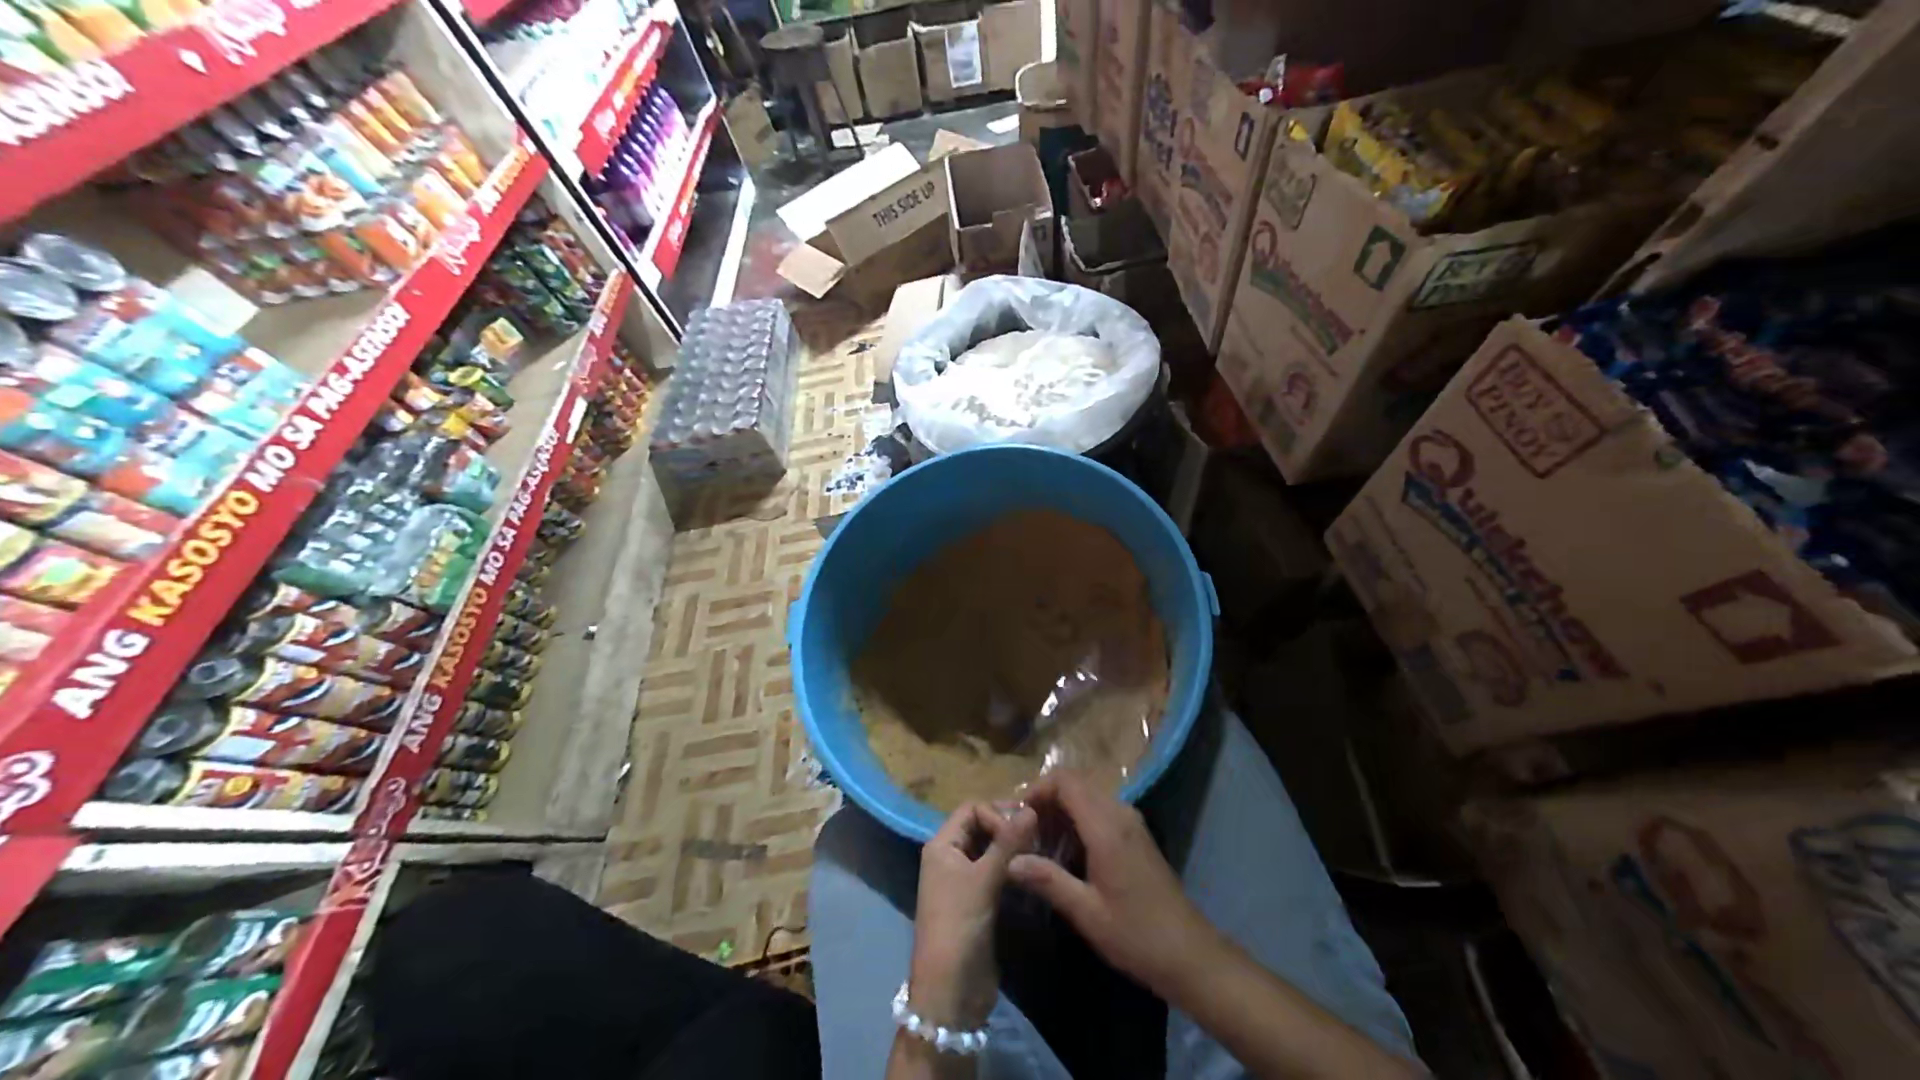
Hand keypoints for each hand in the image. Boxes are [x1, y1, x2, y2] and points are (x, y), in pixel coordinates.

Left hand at [908, 802, 1037, 1028]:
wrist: (950, 990)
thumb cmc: (959, 925)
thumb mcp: (983, 880)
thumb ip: (1007, 843)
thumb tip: (1032, 809)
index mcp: (942, 845)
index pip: (972, 809)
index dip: (997, 813)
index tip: (1023, 831)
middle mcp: (951, 857)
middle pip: (981, 827)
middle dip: (1007, 826)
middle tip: (1040, 833)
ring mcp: (964, 880)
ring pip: (990, 850)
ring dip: (1013, 847)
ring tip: (1042, 849)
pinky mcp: (979, 901)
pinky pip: (996, 872)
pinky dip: (1013, 867)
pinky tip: (1034, 870)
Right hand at [1007, 772, 1222, 998]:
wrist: (1190, 954)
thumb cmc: (1136, 935)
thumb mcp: (1086, 912)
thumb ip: (1048, 880)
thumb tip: (1010, 861)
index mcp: (1107, 827)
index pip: (1066, 782)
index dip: (1037, 789)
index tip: (1016, 814)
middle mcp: (1120, 815)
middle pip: (1076, 784)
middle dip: (1045, 799)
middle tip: (1021, 829)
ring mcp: (1132, 824)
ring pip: (1088, 796)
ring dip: (1061, 810)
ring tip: (1038, 841)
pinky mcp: (1136, 836)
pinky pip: (1100, 811)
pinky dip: (1078, 820)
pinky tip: (1065, 852)